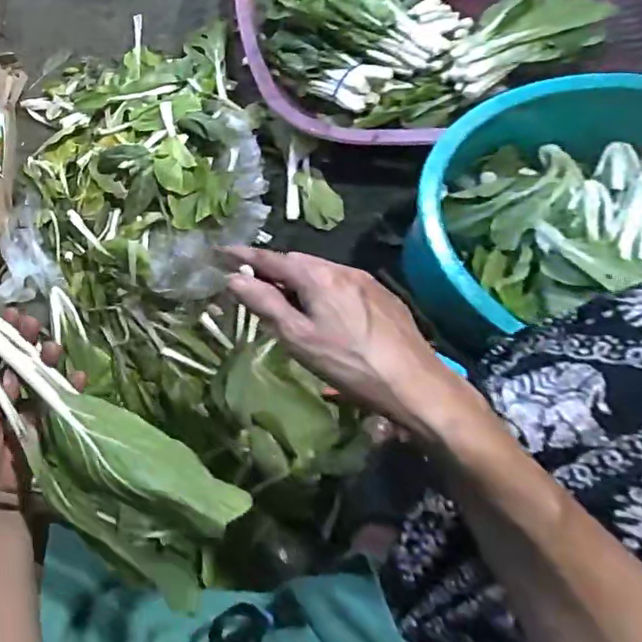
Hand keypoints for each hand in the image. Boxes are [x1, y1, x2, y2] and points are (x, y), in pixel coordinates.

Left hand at [0, 308, 67, 494]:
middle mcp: (10, 389)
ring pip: (42, 372)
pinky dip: (72, 386)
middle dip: (27, 339)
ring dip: (48, 358)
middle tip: (33, 324)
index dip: (4, 333)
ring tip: (53, 348)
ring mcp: (31, 403)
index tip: (11, 314)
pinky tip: (78, 376)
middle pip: (21, 358)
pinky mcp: (50, 418)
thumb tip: (9, 369)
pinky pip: (63, 398)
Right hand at [224, 247, 488, 446]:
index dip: (243, 255)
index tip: (221, 252)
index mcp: (319, 276)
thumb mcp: (298, 337)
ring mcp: (368, 283)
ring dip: (297, 282)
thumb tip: (233, 278)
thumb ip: (264, 304)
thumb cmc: (350, 364)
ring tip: (284, 304)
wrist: (420, 389)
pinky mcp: (384, 299)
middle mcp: (343, 270)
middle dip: (271, 270)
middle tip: (250, 287)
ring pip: (321, 273)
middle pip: (297, 263)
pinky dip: (321, 290)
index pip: (272, 258)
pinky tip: (322, 314)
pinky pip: (341, 284)